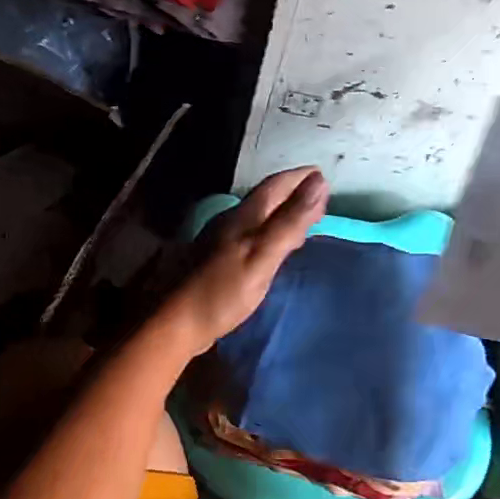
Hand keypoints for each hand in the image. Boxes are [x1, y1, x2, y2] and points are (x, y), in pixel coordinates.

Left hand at [155, 166, 328, 356]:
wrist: (176, 323)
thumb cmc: (223, 292)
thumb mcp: (263, 255)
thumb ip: (290, 221)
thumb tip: (317, 181)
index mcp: (242, 217)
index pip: (274, 186)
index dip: (299, 178)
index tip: (322, 175)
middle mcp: (228, 223)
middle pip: (264, 200)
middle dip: (292, 194)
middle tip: (319, 198)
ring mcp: (218, 241)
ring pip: (256, 219)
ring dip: (280, 214)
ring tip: (303, 220)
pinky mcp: (214, 261)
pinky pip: (248, 237)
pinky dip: (268, 235)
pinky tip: (272, 249)